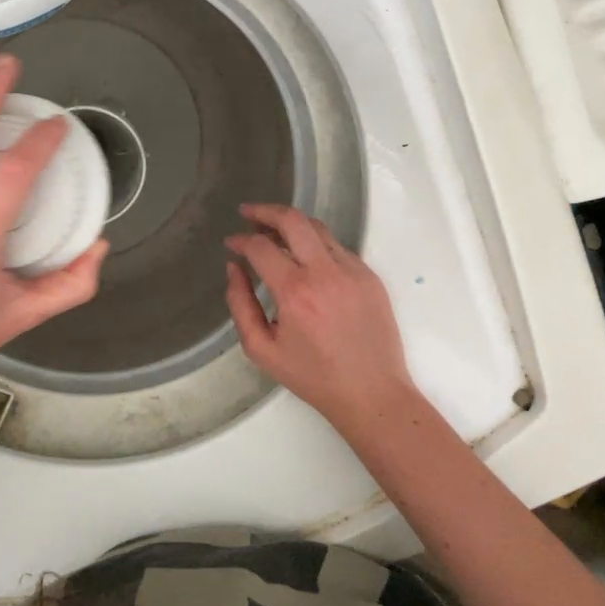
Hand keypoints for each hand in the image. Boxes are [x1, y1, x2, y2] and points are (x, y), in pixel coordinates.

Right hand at [224, 204, 413, 428]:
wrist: (373, 394)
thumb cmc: (313, 377)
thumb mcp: (261, 349)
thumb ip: (240, 304)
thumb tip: (234, 268)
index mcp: (296, 292)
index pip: (261, 247)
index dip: (241, 240)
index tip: (231, 243)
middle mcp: (326, 274)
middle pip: (293, 220)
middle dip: (265, 211)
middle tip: (248, 213)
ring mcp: (353, 272)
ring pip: (318, 229)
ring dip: (292, 224)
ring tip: (273, 231)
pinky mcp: (370, 277)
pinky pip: (338, 248)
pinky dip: (316, 245)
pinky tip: (305, 259)